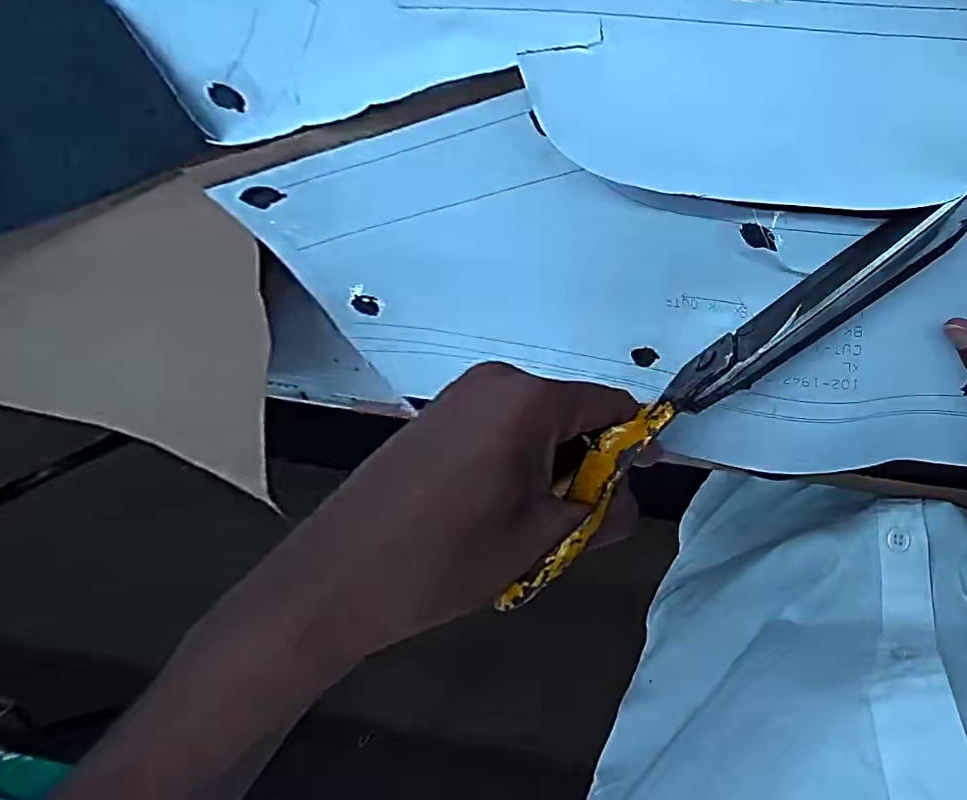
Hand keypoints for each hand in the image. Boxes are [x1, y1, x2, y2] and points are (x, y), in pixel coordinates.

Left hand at [247, 362, 639, 662]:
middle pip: (575, 411)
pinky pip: (506, 422)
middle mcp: (499, 381)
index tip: (637, 479)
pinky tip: (497, 503)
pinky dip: (521, 455)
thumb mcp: (542, 539)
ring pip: (541, 420)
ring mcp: (464, 393)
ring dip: (555, 462)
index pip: (612, 404)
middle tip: (578, 513)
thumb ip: (608, 512)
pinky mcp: (441, 411)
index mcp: (530, 400)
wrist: (329, 585)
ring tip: (531, 516)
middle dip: (589, 459)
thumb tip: (631, 497)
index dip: (635, 441)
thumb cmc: (445, 559)